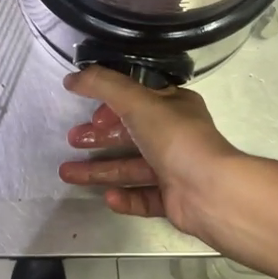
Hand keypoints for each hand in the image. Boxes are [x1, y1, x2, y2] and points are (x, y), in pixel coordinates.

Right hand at [57, 67, 240, 241]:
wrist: (211, 192)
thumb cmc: (175, 138)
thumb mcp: (137, 100)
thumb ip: (103, 85)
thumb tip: (71, 78)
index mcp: (175, 106)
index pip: (138, 99)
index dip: (112, 103)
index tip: (90, 111)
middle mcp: (176, 136)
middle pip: (130, 134)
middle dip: (99, 138)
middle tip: (72, 140)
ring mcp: (175, 169)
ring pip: (131, 168)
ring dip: (99, 170)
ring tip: (66, 173)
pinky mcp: (174, 200)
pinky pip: (143, 197)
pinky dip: (124, 197)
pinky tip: (107, 198)